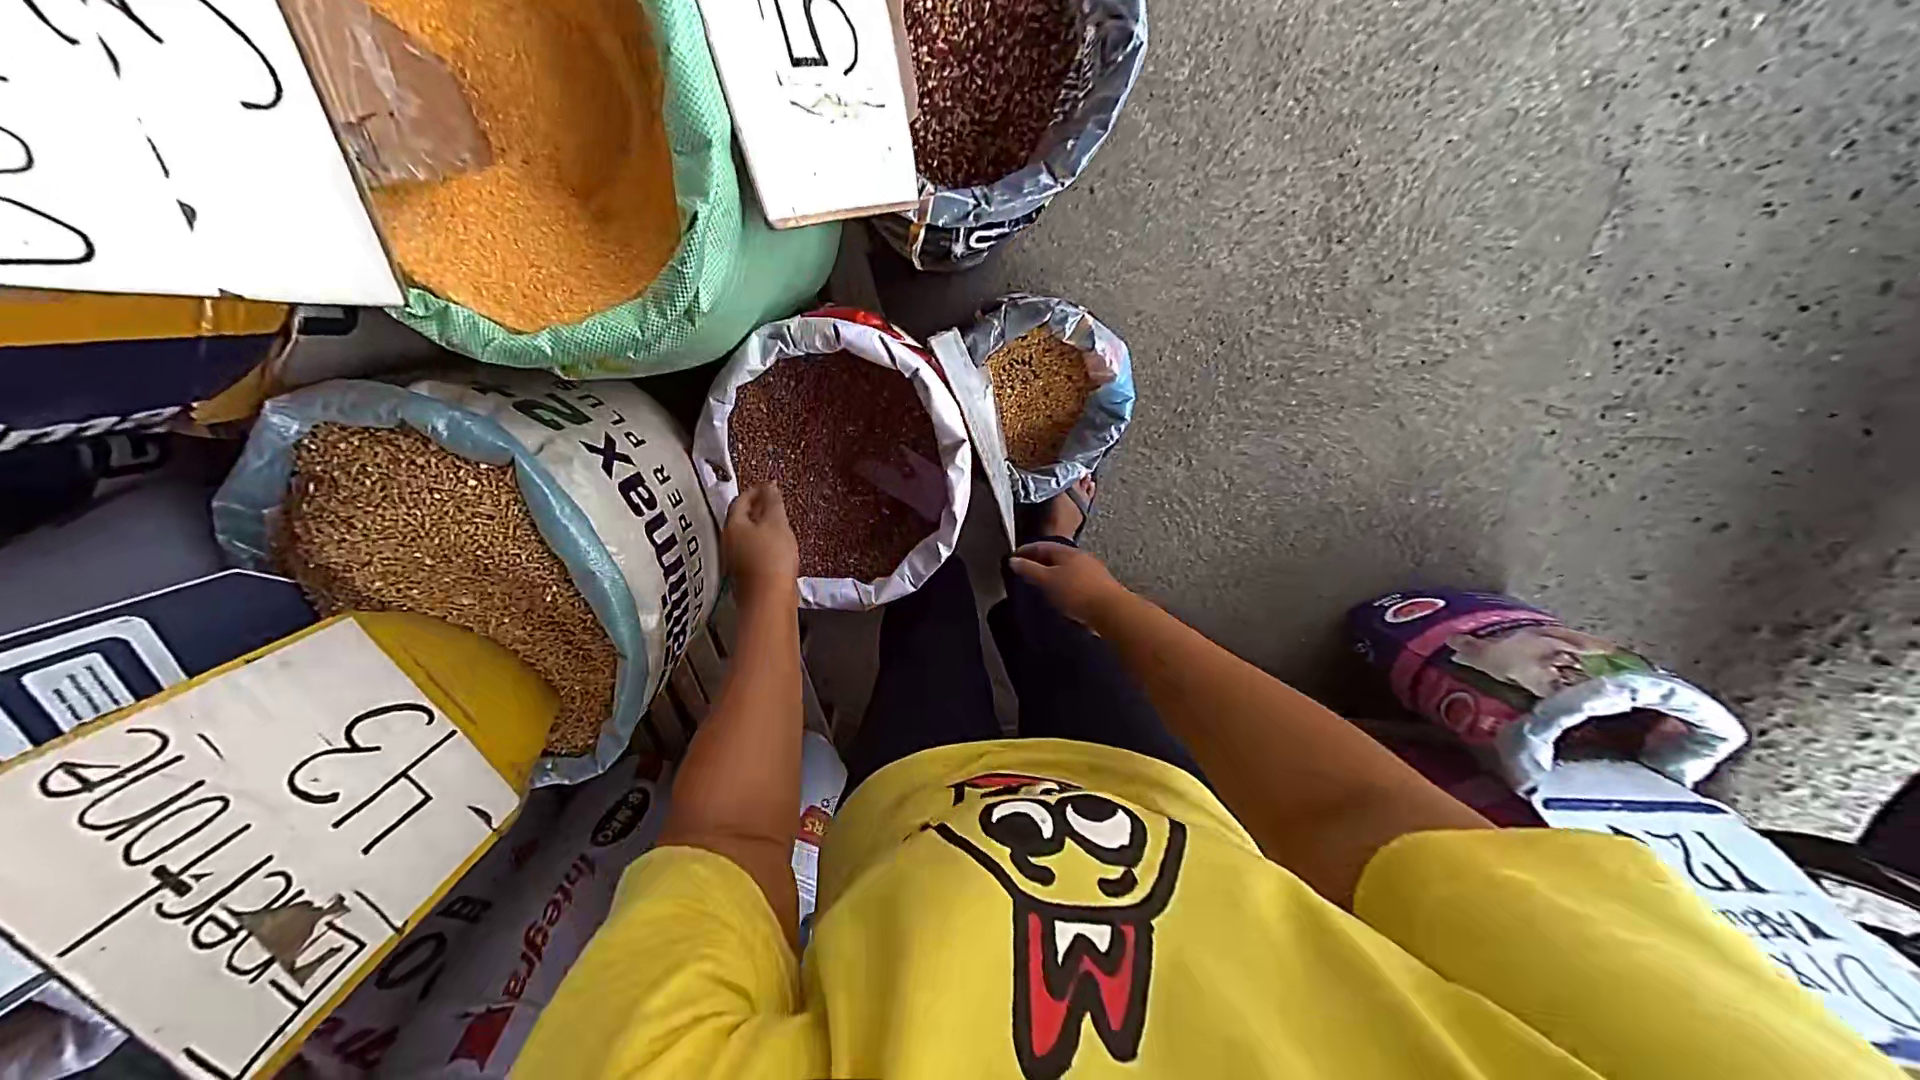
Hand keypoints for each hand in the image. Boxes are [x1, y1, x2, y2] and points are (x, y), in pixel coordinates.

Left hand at [724, 483, 798, 605]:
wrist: (769, 598)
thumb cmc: (772, 558)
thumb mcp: (777, 523)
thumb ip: (773, 502)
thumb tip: (770, 487)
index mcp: (733, 525)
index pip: (741, 500)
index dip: (756, 490)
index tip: (769, 486)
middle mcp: (729, 541)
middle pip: (741, 518)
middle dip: (757, 508)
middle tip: (773, 501)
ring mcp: (735, 558)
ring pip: (747, 535)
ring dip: (760, 526)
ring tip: (777, 522)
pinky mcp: (745, 573)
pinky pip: (752, 549)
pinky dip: (763, 542)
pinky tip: (776, 545)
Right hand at [1008, 542, 1129, 625]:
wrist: (1110, 611)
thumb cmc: (1077, 592)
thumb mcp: (1047, 580)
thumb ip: (1029, 570)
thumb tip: (1014, 561)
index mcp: (1068, 552)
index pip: (1042, 545)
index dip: (1026, 550)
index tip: (1014, 557)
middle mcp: (1082, 558)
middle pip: (1056, 556)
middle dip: (1039, 562)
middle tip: (1025, 570)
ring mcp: (1092, 573)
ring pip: (1067, 570)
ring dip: (1052, 575)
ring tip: (1040, 585)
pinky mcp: (1098, 588)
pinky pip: (1075, 583)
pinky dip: (1064, 586)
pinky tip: (1060, 597)